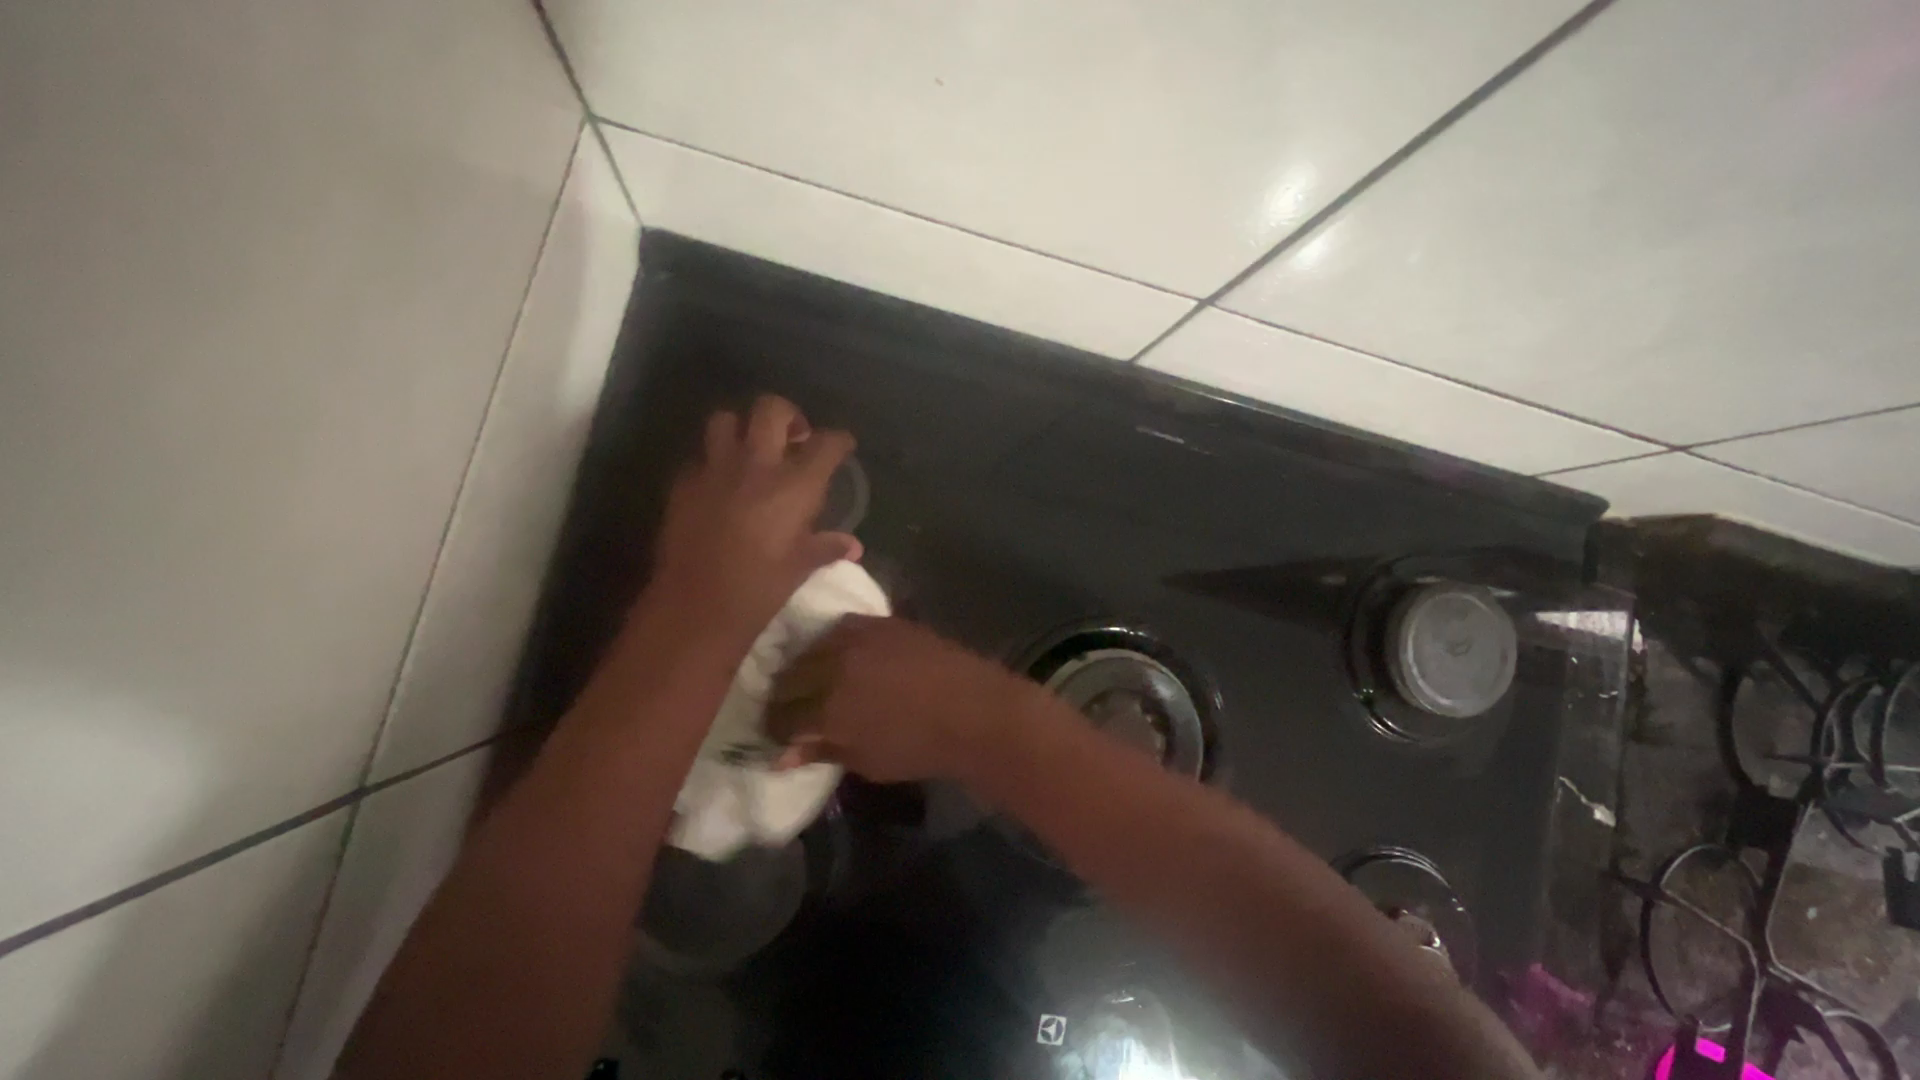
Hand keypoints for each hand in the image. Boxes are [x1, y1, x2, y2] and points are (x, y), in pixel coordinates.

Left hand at [633, 395, 858, 659]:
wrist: (696, 605)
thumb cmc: (759, 589)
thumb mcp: (800, 568)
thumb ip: (825, 547)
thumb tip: (851, 546)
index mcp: (794, 485)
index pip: (827, 443)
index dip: (839, 441)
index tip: (842, 446)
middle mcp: (756, 465)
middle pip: (771, 409)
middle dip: (788, 416)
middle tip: (794, 438)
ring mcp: (715, 470)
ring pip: (726, 420)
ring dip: (742, 429)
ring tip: (751, 451)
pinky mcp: (684, 484)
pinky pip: (700, 458)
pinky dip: (714, 464)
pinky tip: (720, 486)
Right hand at [767, 616, 1041, 782]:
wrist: (974, 711)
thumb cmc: (920, 748)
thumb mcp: (867, 761)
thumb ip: (823, 751)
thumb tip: (783, 755)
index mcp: (827, 708)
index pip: (781, 716)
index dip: (775, 728)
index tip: (778, 736)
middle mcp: (834, 666)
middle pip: (788, 676)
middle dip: (783, 696)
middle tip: (789, 709)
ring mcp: (858, 638)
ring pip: (809, 647)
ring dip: (803, 665)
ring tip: (810, 680)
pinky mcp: (880, 621)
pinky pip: (839, 626)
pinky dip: (830, 642)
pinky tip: (836, 654)